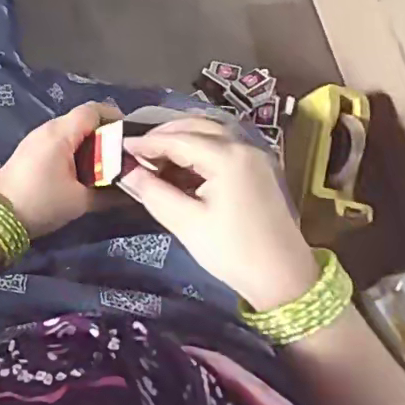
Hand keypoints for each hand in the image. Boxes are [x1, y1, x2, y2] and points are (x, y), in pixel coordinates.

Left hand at [0, 102, 121, 237]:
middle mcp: (47, 129)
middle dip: (105, 135)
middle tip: (124, 157)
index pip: (94, 110)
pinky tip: (83, 174)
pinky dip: (74, 153)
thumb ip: (109, 194)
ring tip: (107, 167)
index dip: (115, 118)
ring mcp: (35, 140)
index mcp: (61, 132)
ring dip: (89, 146)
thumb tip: (133, 193)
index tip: (131, 138)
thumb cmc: (41, 203)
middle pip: (83, 120)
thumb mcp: (80, 201)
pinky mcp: (28, 153)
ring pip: (70, 133)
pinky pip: (58, 144)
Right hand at [119, 118, 319, 309]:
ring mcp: (255, 155)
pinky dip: (199, 149)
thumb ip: (153, 192)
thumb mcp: (186, 223)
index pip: (178, 139)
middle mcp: (243, 146)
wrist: (282, 277)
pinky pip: (223, 146)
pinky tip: (181, 166)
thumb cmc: (232, 251)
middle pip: (196, 126)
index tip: (122, 148)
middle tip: (137, 151)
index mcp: (227, 157)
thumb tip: (128, 172)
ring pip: (211, 132)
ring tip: (155, 156)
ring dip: (181, 138)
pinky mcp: (258, 168)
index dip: (147, 142)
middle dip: (164, 135)